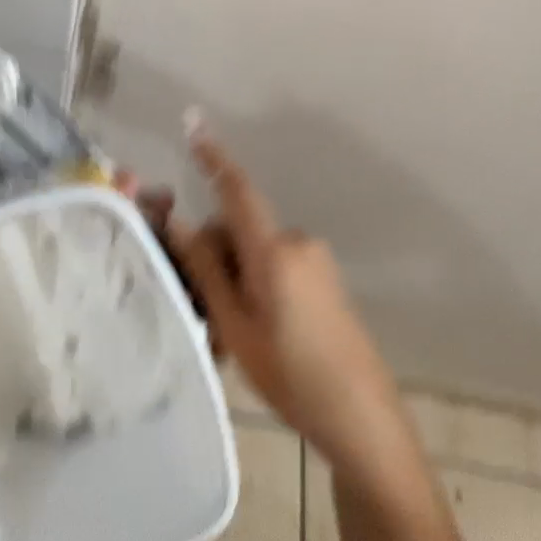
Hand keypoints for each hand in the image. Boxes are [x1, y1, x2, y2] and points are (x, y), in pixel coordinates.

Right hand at [167, 130, 396, 461]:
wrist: (362, 419)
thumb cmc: (292, 373)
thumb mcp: (235, 325)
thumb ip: (206, 269)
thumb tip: (178, 221)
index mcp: (273, 250)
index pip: (236, 189)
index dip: (212, 156)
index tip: (192, 122)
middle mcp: (297, 244)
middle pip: (236, 232)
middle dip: (210, 261)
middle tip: (197, 312)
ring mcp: (315, 263)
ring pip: (252, 256)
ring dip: (230, 284)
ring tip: (223, 338)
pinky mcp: (323, 282)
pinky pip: (274, 270)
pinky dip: (253, 291)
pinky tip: (248, 336)